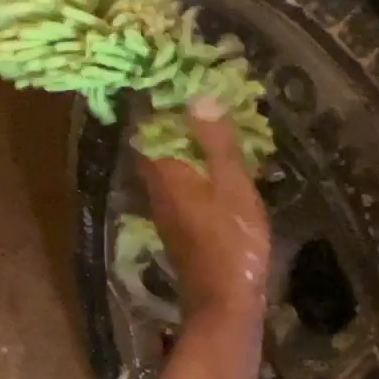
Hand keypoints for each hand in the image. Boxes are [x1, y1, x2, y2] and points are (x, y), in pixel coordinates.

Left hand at [135, 97, 270, 318]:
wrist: (224, 302)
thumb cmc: (231, 242)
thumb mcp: (231, 185)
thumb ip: (215, 142)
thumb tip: (197, 95)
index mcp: (165, 176)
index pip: (146, 128)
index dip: (154, 101)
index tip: (170, 76)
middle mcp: (156, 191)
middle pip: (153, 146)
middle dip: (169, 119)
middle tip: (194, 91)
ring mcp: (164, 212)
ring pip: (165, 166)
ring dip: (180, 142)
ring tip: (207, 118)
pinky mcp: (177, 227)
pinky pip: (177, 184)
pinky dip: (190, 166)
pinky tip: (211, 161)